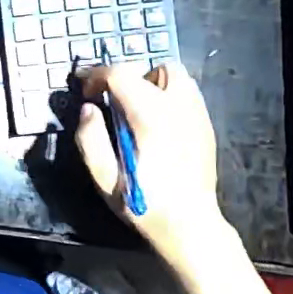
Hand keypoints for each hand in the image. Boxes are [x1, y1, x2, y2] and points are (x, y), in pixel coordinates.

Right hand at [74, 61, 234, 262]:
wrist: (190, 225)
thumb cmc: (144, 203)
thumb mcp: (104, 178)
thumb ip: (90, 139)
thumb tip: (88, 109)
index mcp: (151, 117)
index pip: (121, 75)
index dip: (97, 75)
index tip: (85, 90)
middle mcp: (178, 108)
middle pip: (153, 68)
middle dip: (128, 78)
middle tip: (114, 102)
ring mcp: (197, 115)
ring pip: (176, 77)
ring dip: (152, 84)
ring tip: (137, 109)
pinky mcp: (206, 125)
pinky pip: (187, 94)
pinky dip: (168, 96)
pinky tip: (157, 123)